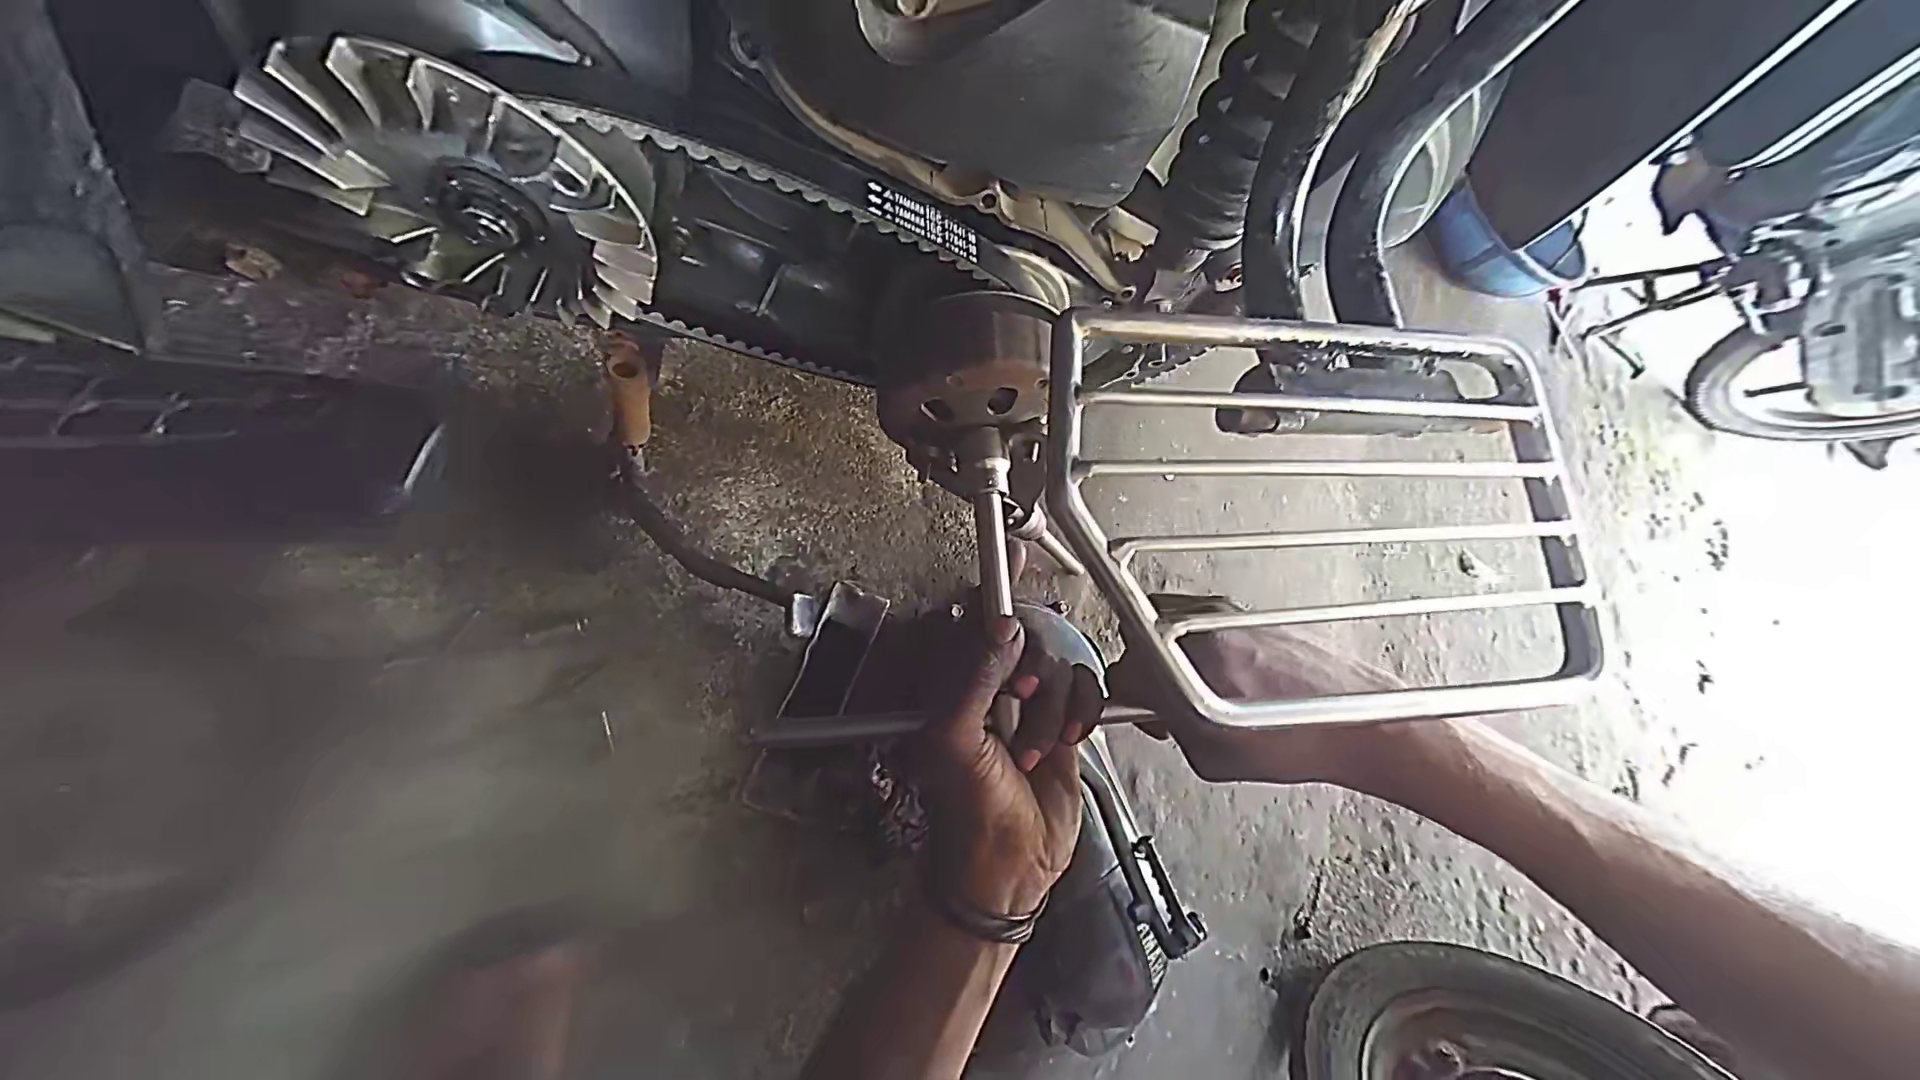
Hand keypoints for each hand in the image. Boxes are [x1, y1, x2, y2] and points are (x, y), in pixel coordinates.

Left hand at [915, 615, 1097, 916]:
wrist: (1011, 864)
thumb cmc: (967, 808)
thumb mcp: (954, 740)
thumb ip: (974, 678)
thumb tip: (1003, 627)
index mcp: (962, 683)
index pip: (981, 623)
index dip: (998, 587)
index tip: (1014, 556)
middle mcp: (999, 686)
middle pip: (1031, 637)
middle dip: (1034, 673)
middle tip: (1023, 701)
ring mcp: (1036, 702)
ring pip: (1064, 664)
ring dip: (1055, 708)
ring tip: (1035, 747)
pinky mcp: (1068, 719)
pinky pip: (1087, 690)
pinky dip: (1082, 712)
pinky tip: (1067, 740)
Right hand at [1108, 594, 1441, 791]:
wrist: (1358, 720)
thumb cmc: (1297, 741)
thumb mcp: (1209, 756)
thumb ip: (1166, 728)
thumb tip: (1153, 714)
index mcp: (1176, 663)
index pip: (1120, 672)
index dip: (1127, 699)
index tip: (1141, 710)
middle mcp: (1191, 626)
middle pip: (1133, 638)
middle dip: (1143, 669)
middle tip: (1167, 699)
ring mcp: (1216, 612)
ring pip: (1159, 623)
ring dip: (1165, 652)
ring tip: (1195, 687)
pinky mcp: (1238, 610)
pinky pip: (1192, 621)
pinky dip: (1193, 644)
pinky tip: (1222, 676)